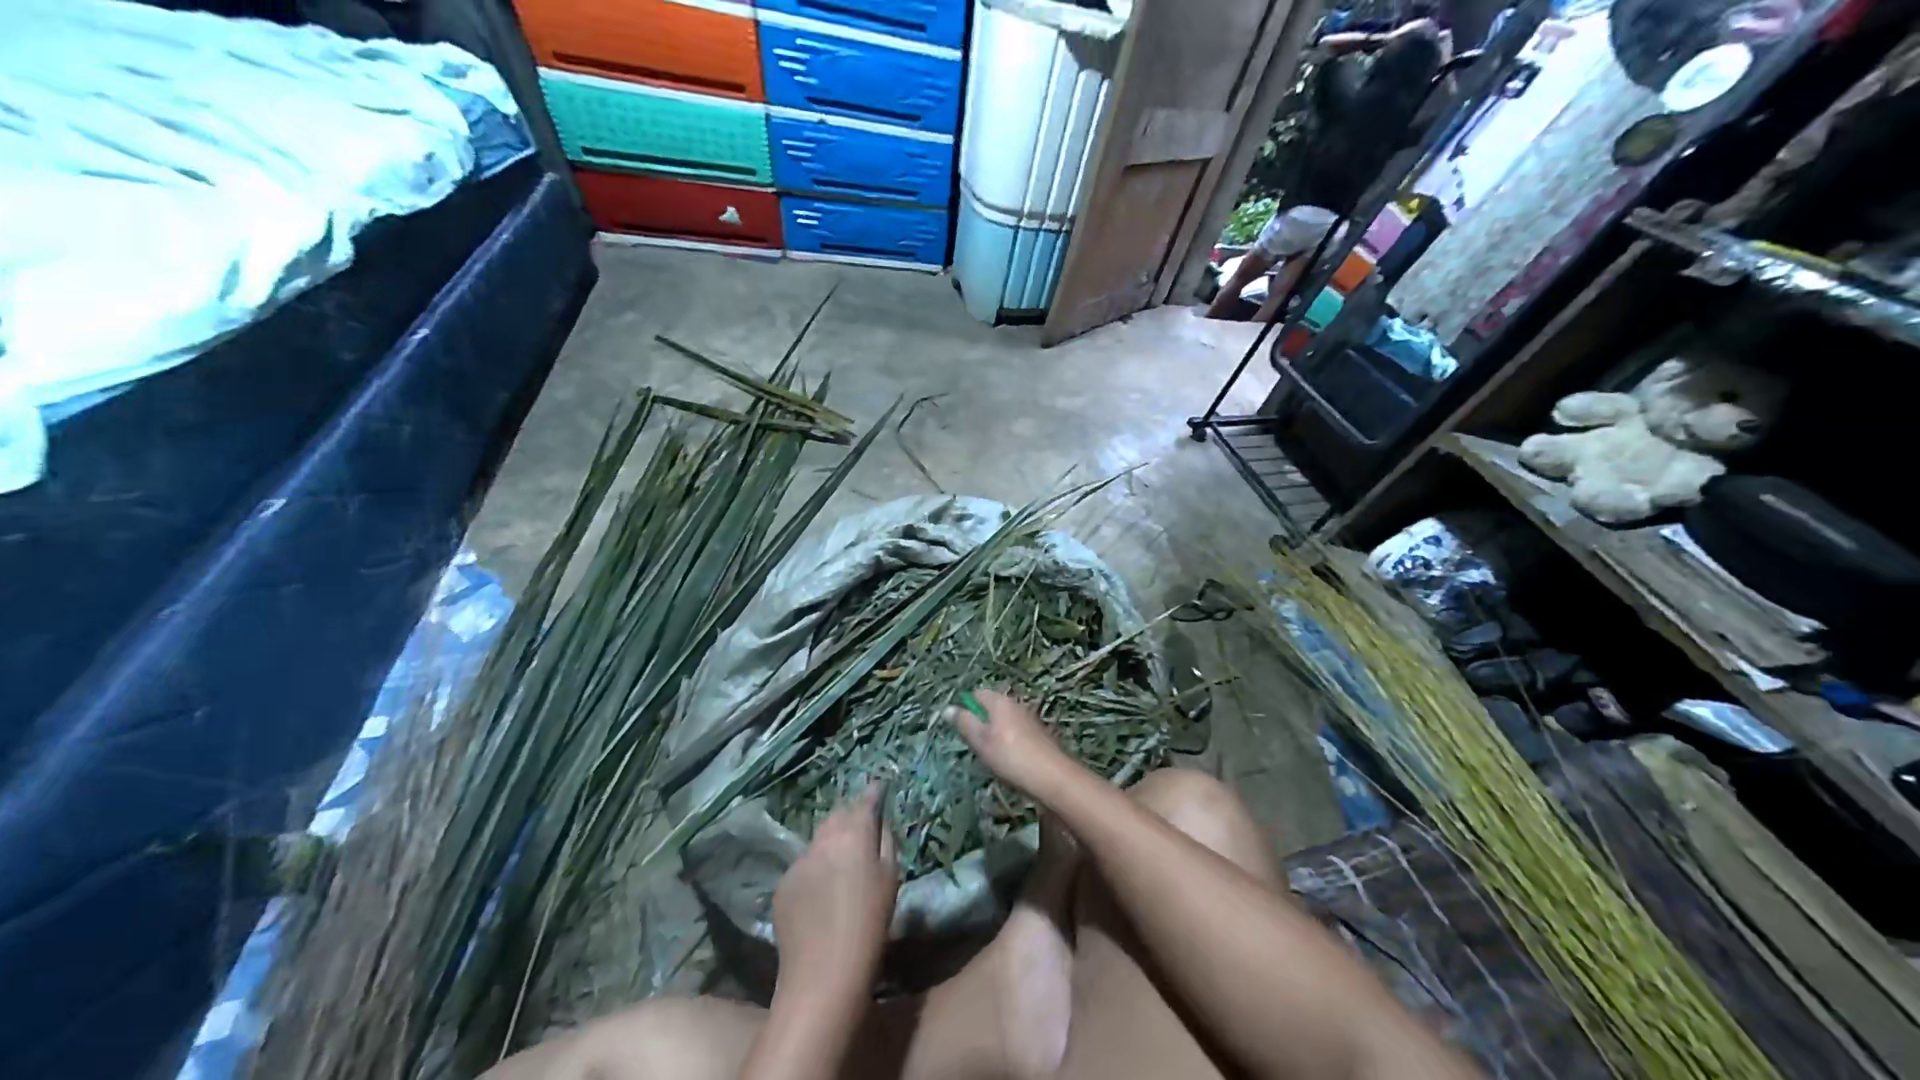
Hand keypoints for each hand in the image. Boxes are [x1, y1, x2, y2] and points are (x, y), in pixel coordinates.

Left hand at [771, 784, 897, 1000]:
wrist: (822, 974)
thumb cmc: (869, 925)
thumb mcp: (891, 879)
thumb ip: (885, 842)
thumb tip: (879, 821)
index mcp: (853, 835)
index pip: (864, 802)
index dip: (873, 793)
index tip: (879, 787)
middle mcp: (822, 839)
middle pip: (837, 816)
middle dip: (850, 817)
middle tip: (862, 830)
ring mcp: (798, 861)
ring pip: (818, 840)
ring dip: (831, 842)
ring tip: (843, 864)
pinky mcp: (783, 884)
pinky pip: (803, 865)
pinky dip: (815, 869)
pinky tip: (823, 894)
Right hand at [946, 689, 1080, 799]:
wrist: (1053, 777)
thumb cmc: (1010, 757)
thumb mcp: (981, 741)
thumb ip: (964, 722)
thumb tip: (948, 708)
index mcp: (1000, 701)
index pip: (978, 694)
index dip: (967, 707)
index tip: (962, 728)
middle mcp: (1017, 705)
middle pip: (993, 707)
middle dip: (982, 722)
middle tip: (975, 745)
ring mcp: (1031, 720)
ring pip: (1006, 721)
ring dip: (996, 734)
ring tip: (992, 756)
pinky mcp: (1040, 736)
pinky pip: (1018, 733)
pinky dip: (1011, 743)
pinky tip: (1011, 761)